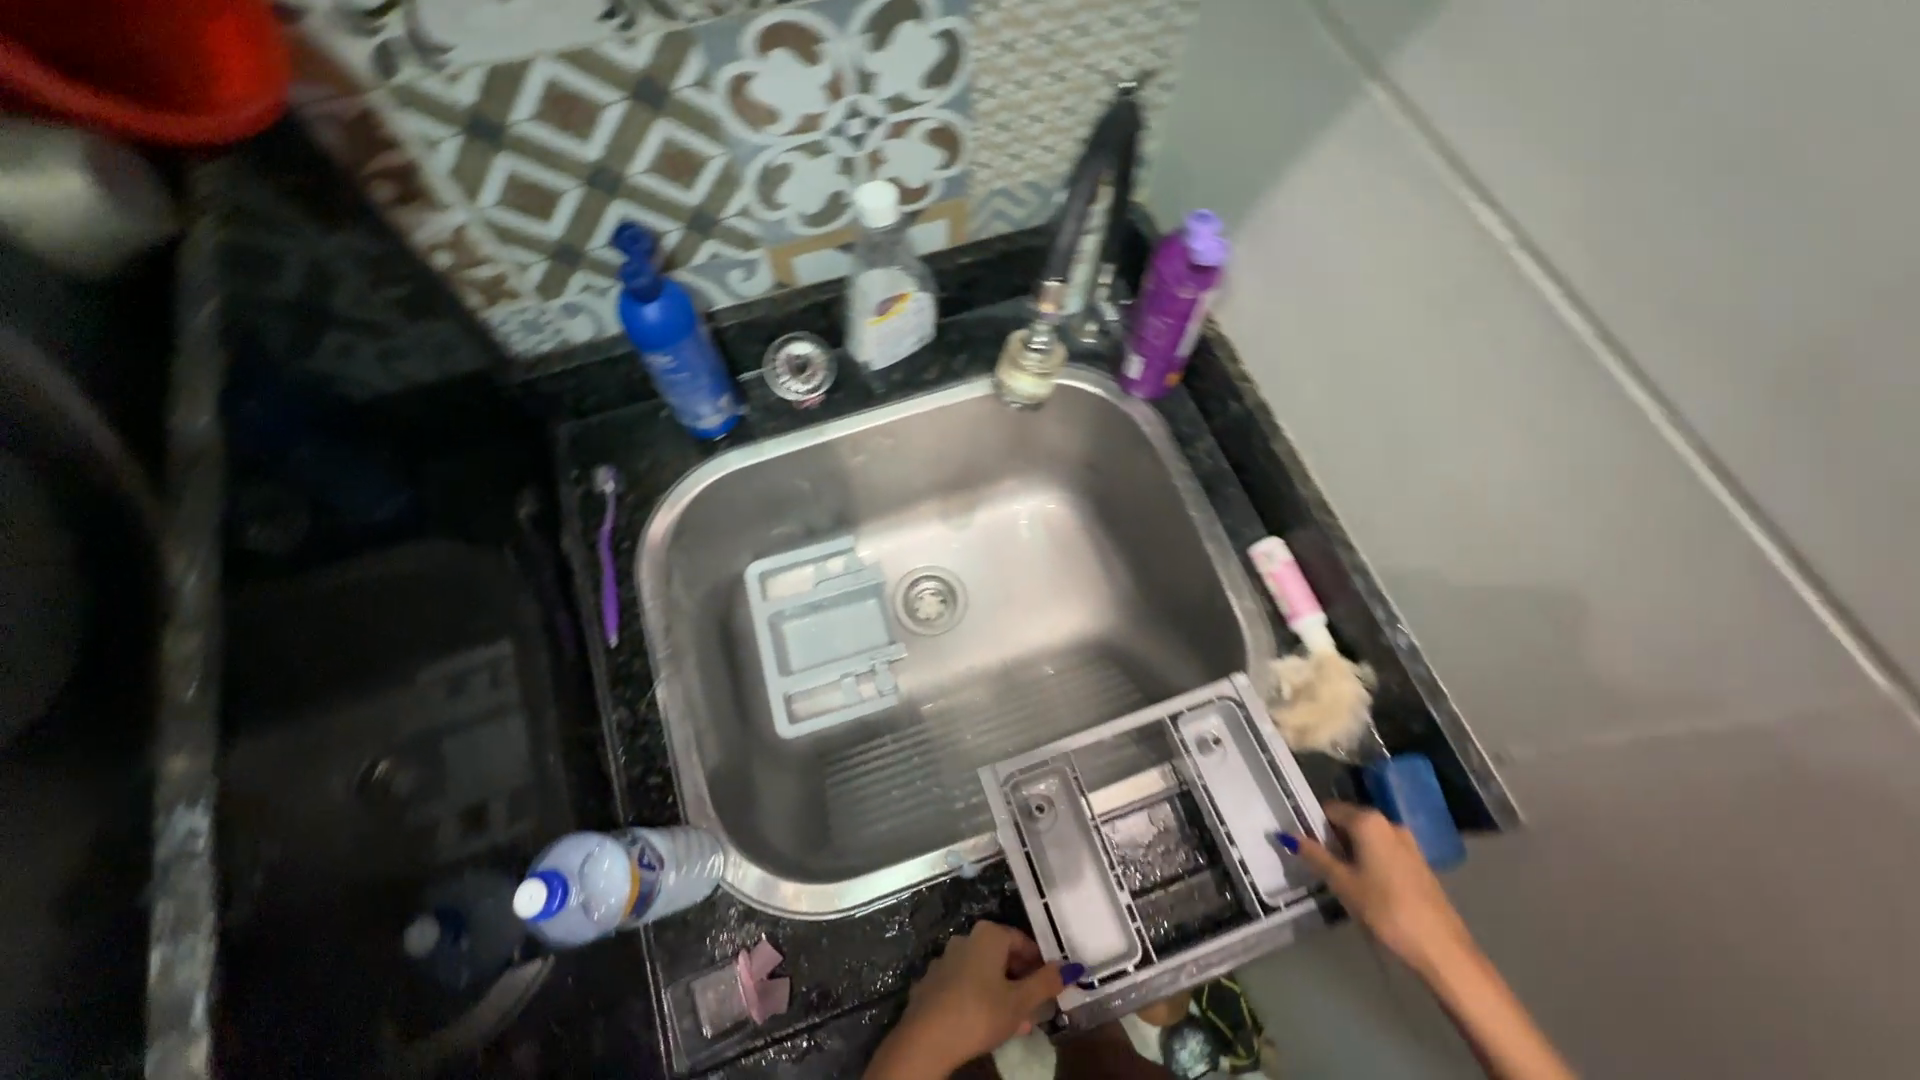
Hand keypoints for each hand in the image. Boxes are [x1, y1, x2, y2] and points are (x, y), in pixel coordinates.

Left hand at [864, 921, 1078, 1078]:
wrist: (926, 1039)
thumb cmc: (980, 1013)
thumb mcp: (1021, 1002)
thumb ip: (1046, 982)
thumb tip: (1070, 967)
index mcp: (988, 935)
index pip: (1022, 941)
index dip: (1039, 963)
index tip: (1049, 986)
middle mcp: (965, 940)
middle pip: (1002, 957)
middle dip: (1021, 981)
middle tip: (1035, 1007)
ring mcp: (944, 961)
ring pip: (983, 974)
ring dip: (1002, 993)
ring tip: (1016, 1023)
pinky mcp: (931, 984)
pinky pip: (963, 986)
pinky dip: (979, 999)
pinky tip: (987, 1025)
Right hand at [1282, 801, 1475, 974]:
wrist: (1440, 948)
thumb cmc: (1384, 909)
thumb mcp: (1341, 883)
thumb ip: (1314, 855)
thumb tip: (1286, 835)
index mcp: (1368, 821)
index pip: (1329, 809)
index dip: (1311, 824)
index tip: (1300, 846)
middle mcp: (1389, 823)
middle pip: (1349, 821)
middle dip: (1330, 839)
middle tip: (1316, 866)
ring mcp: (1408, 843)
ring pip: (1367, 838)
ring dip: (1349, 852)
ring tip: (1338, 880)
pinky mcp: (1418, 863)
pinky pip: (1383, 851)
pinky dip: (1368, 861)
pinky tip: (1364, 888)